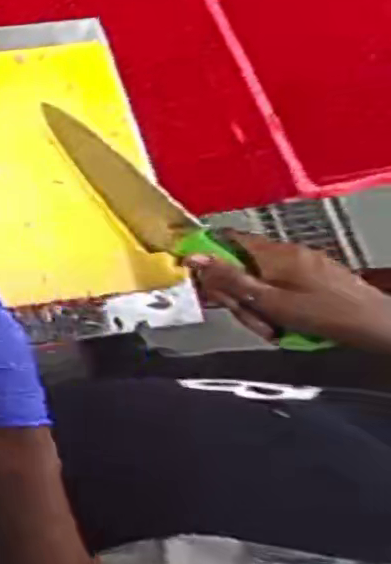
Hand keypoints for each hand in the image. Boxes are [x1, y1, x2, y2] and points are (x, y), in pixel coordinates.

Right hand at [187, 231, 390, 350]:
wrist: (379, 326)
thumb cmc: (318, 312)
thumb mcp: (263, 299)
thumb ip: (226, 277)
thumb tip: (192, 257)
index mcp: (275, 253)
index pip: (230, 238)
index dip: (206, 249)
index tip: (192, 268)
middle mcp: (292, 251)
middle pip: (243, 261)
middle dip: (233, 286)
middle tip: (236, 309)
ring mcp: (309, 263)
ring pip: (261, 274)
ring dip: (253, 296)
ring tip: (264, 320)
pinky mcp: (320, 275)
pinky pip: (281, 280)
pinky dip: (272, 296)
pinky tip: (280, 316)